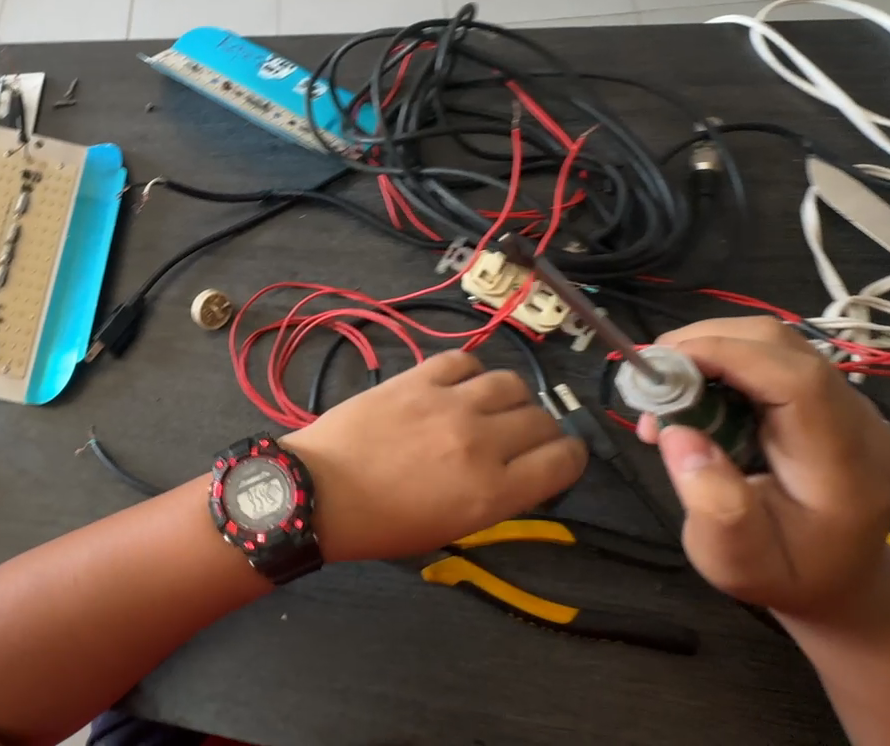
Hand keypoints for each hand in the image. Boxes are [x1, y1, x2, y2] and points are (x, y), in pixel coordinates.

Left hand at [280, 350, 586, 563]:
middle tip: (519, 437)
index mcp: (494, 492)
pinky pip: (463, 360)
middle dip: (540, 430)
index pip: (564, 461)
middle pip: (540, 420)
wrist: (320, 492)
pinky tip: (460, 384)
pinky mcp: (416, 379)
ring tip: (492, 407)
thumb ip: (496, 497)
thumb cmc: (382, 525)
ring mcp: (448, 404)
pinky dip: (470, 371)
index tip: (558, 457)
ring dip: (510, 397)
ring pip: (509, 383)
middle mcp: (481, 442)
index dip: (569, 458)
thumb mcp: (453, 529)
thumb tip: (519, 470)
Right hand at [638, 317, 889, 619]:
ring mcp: (852, 407)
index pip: (796, 380)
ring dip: (709, 347)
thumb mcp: (737, 562)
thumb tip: (676, 433)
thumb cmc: (784, 575)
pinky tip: (696, 390)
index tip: (657, 366)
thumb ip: (714, 506)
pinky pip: (772, 354)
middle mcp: (862, 425)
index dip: (723, 356)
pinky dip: (722, 357)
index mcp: (845, 468)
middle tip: (651, 377)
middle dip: (706, 344)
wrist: (841, 587)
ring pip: (775, 341)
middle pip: (783, 347)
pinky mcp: (831, 399)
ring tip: (667, 386)